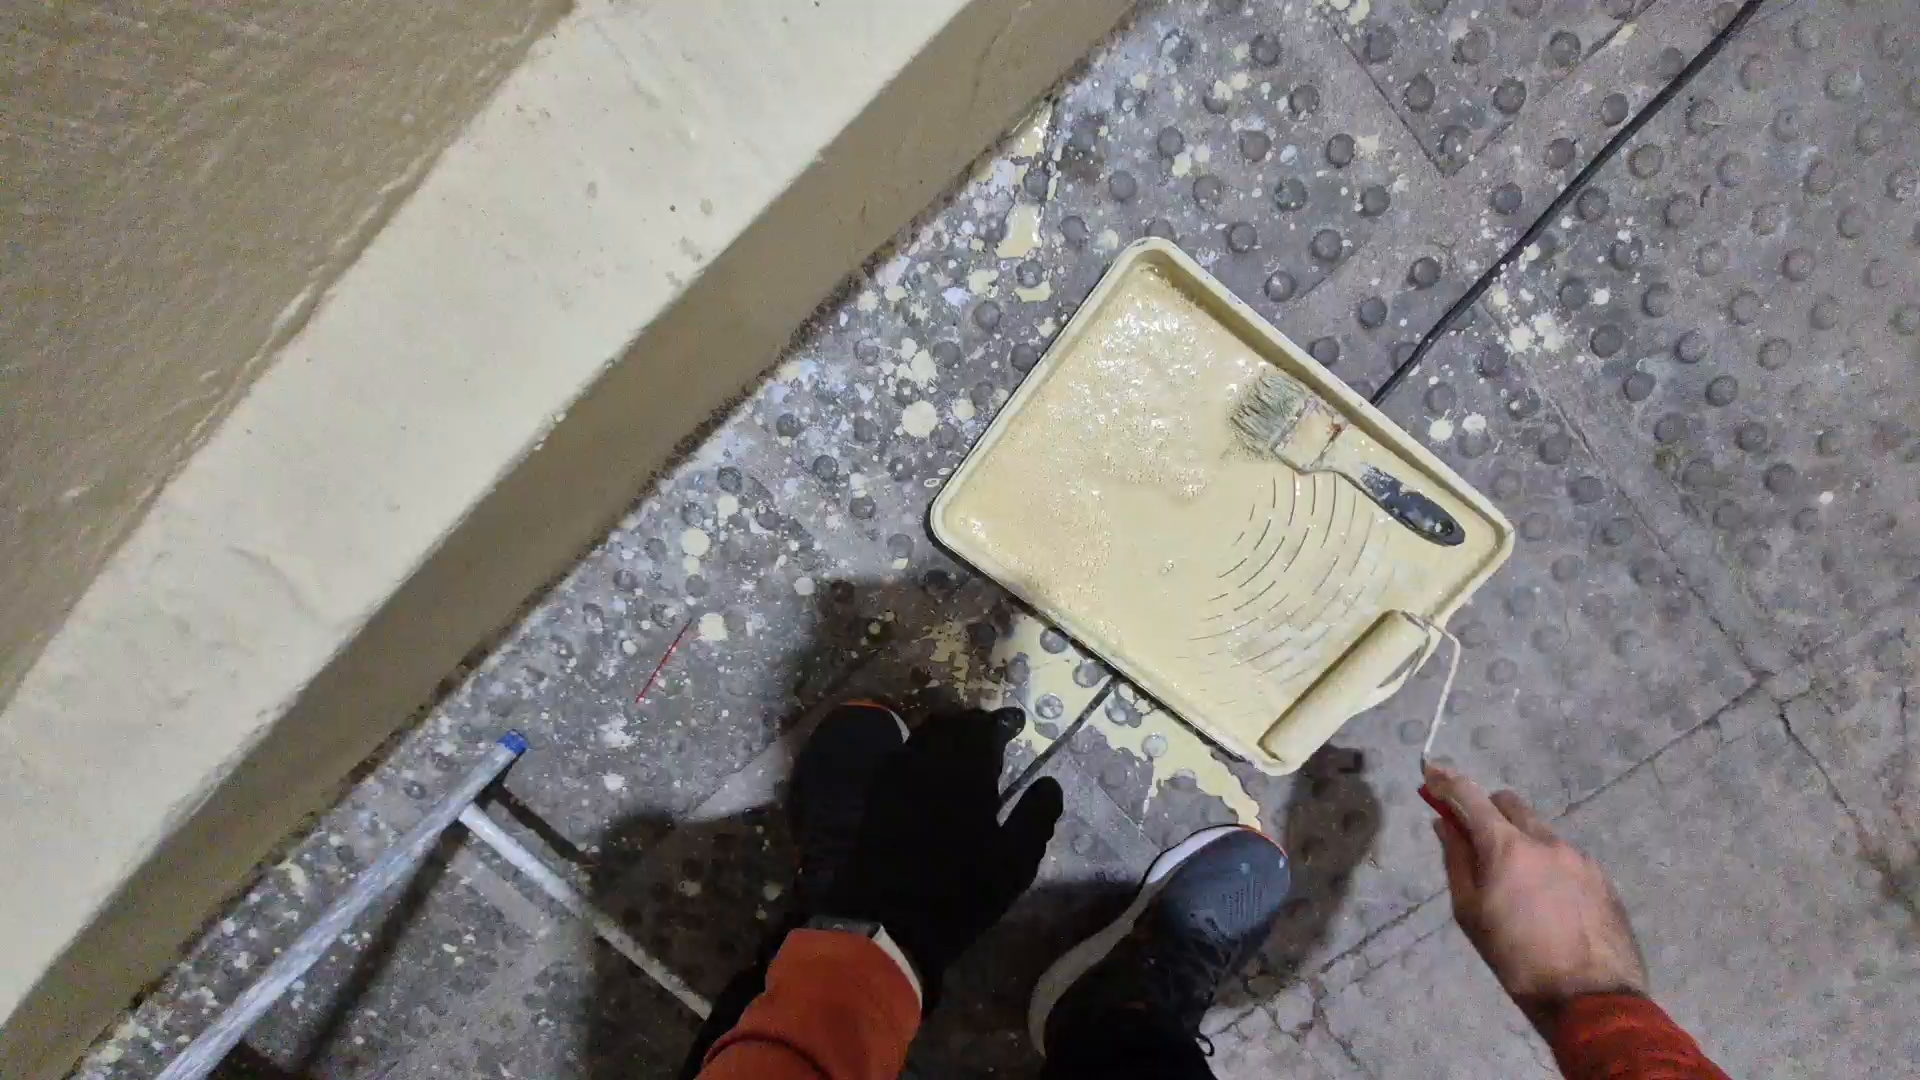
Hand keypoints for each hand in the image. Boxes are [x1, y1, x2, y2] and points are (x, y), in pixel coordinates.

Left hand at [824, 707, 1062, 1004]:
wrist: (890, 919)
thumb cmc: (961, 892)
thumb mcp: (1015, 863)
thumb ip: (1036, 816)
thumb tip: (1050, 783)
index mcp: (967, 775)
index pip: (986, 729)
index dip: (1003, 720)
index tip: (1017, 721)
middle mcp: (931, 763)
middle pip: (953, 724)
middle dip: (975, 720)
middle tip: (992, 728)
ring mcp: (898, 774)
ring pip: (925, 732)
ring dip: (947, 728)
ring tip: (963, 739)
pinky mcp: (878, 791)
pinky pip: (903, 751)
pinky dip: (922, 745)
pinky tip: (929, 760)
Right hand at [1423, 763, 1646, 1028]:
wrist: (1594, 1000)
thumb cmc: (1515, 954)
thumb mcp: (1469, 909)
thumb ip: (1456, 858)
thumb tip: (1444, 825)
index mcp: (1506, 846)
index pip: (1468, 794)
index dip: (1444, 779)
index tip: (1429, 772)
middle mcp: (1545, 841)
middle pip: (1508, 802)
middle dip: (1486, 809)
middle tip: (1475, 836)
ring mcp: (1579, 859)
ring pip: (1539, 829)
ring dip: (1519, 838)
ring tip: (1517, 879)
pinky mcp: (1603, 880)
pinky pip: (1564, 855)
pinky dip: (1546, 861)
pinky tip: (1547, 897)